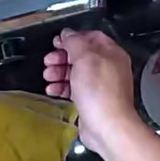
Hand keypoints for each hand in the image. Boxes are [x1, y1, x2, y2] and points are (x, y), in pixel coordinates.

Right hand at [45, 29, 145, 155]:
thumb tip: (67, 34)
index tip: (57, 42)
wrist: (107, 126)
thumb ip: (74, 42)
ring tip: (48, 76)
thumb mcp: (85, 58)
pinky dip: (62, 88)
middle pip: (81, 56)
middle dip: (62, 57)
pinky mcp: (91, 101)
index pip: (91, 37)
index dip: (72, 38)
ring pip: (76, 73)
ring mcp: (100, 86)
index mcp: (111, 53)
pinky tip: (52, 90)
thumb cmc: (99, 91)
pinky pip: (75, 90)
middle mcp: (108, 68)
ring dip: (59, 73)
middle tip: (48, 61)